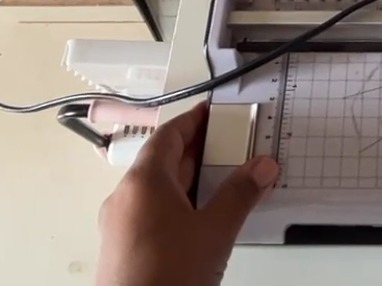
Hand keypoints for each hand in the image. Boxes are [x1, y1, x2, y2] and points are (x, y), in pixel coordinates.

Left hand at [95, 102, 277, 285]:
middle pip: (162, 160)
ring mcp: (118, 228)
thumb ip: (241, 194)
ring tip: (222, 181)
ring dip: (188, 181)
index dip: (193, 121)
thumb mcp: (214, 232)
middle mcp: (124, 199)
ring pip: (157, 189)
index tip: (212, 112)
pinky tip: (199, 220)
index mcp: (142, 182)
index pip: (168, 134)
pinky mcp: (121, 254)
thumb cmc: (168, 278)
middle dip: (196, 151)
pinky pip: (150, 213)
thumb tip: (263, 166)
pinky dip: (176, 205)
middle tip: (228, 144)